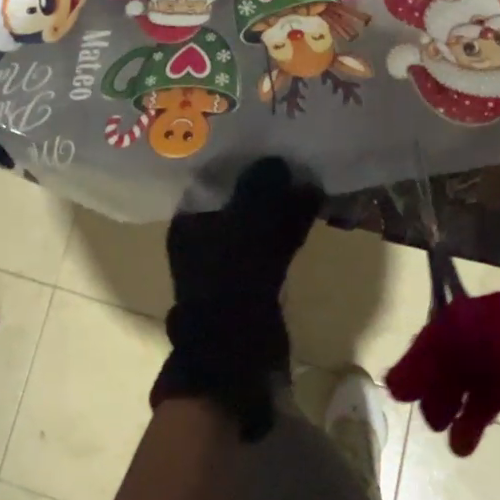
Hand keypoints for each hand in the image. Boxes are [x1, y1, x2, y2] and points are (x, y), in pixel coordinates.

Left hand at [150, 157, 321, 440]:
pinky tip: (310, 209)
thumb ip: (265, 195)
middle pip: (235, 198)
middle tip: (292, 153)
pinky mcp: (249, 282)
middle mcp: (200, 238)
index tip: (264, 139)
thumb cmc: (232, 287)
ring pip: (255, 220)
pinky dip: (287, 227)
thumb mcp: (250, 232)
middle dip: (263, 181)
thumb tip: (280, 164)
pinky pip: (269, 244)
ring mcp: (225, 262)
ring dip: (279, 204)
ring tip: (307, 176)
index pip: (211, 178)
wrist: (234, 360)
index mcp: (189, 223)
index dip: (237, 159)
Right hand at [387, 291, 499, 499]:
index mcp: (493, 312)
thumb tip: (399, 379)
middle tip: (422, 415)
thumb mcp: (497, 355)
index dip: (419, 358)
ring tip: (449, 439)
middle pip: (454, 353)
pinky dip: (477, 415)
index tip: (399, 390)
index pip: (442, 329)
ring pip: (471, 377)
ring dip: (455, 404)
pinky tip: (469, 439)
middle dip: (435, 383)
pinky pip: (493, 396)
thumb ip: (446, 361)